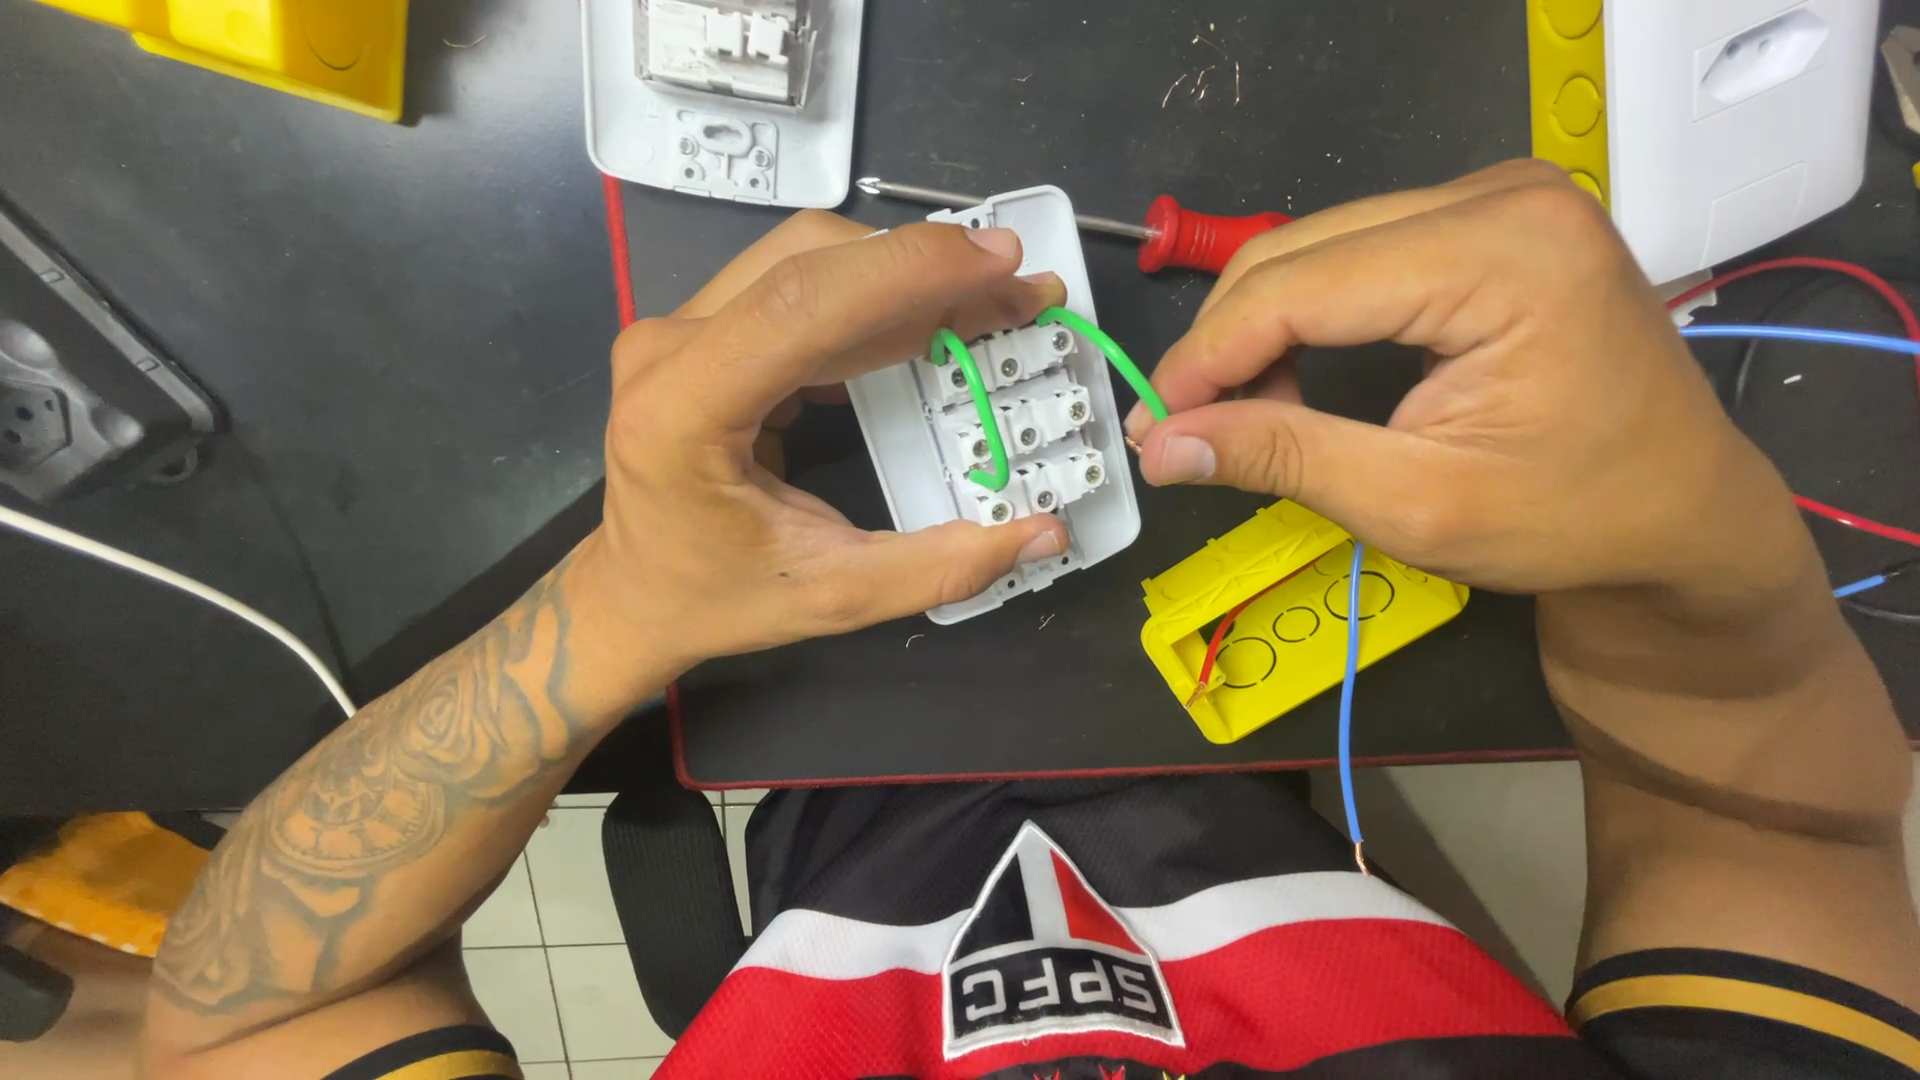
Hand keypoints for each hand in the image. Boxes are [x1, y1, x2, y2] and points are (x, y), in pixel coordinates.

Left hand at [567, 211, 1069, 689]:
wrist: (634, 599)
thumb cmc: (717, 601)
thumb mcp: (835, 596)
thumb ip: (941, 567)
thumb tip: (1044, 534)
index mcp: (685, 409)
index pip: (802, 305)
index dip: (906, 269)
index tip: (998, 261)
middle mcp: (671, 349)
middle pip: (809, 263)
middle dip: (925, 268)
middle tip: (1015, 287)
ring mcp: (679, 335)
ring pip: (806, 266)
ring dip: (904, 280)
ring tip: (986, 306)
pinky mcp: (702, 338)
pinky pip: (796, 296)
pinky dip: (872, 304)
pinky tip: (926, 329)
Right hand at [1128, 160, 1812, 605]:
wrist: (1677, 514)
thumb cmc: (1567, 520)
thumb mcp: (1411, 504)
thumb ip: (1279, 458)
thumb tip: (1158, 449)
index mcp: (1502, 254)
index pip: (1296, 287)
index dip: (1204, 357)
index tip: (1149, 427)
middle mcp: (1496, 198)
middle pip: (1292, 257)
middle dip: (1219, 348)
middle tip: (1181, 430)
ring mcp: (1489, 203)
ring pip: (1305, 254)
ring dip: (1250, 337)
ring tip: (1239, 416)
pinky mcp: (1474, 227)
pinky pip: (1340, 260)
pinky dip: (1291, 323)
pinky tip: (1286, 379)